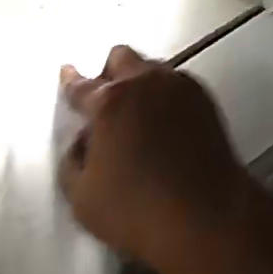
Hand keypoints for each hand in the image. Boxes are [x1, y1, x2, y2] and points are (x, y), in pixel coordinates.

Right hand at [59, 46, 271, 273]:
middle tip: (105, 101)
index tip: (67, 74)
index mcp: (110, 102)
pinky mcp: (203, 96)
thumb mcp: (82, 198)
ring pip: (151, 68)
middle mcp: (144, 82)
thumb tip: (82, 139)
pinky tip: (164, 122)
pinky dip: (164, 94)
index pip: (81, 85)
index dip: (70, 81)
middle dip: (108, 73)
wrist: (205, 215)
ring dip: (138, 82)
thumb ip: (72, 161)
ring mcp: (177, 85)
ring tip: (137, 114)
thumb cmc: (137, 211)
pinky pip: (175, 83)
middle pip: (121, 57)